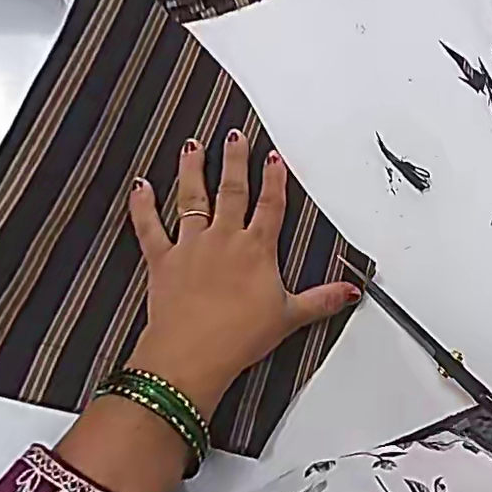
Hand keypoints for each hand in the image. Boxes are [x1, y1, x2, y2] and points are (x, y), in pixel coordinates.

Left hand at [123, 130, 360, 416]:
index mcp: (256, 250)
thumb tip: (349, 292)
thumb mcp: (290, 317)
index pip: (270, 205)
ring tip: (193, 146)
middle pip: (232, 191)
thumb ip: (322, 299)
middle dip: (236, 161)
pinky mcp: (163, 260)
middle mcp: (224, 240)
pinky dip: (144, 205)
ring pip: (192, 198)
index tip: (274, 158)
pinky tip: (142, 186)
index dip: (274, 179)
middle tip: (235, 136)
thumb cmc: (238, 336)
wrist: (192, 354)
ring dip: (192, 170)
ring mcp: (191, 246)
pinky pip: (150, 226)